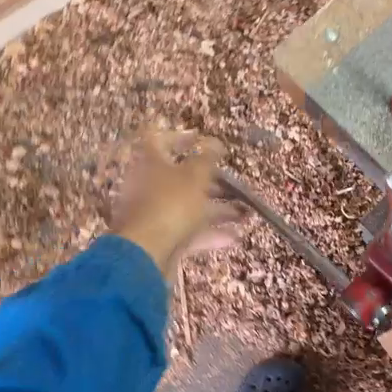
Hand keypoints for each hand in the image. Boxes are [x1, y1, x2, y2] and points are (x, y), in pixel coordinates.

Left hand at [111, 126, 238, 276]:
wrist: (146, 253)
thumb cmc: (171, 205)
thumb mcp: (194, 176)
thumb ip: (207, 158)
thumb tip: (215, 143)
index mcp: (151, 164)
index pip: (160, 141)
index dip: (181, 138)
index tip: (203, 141)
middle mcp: (150, 187)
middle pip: (181, 179)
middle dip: (211, 182)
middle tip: (234, 183)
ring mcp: (156, 215)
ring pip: (189, 207)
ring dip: (217, 210)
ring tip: (245, 213)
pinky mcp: (163, 240)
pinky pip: (190, 232)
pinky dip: (211, 234)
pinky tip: (234, 237)